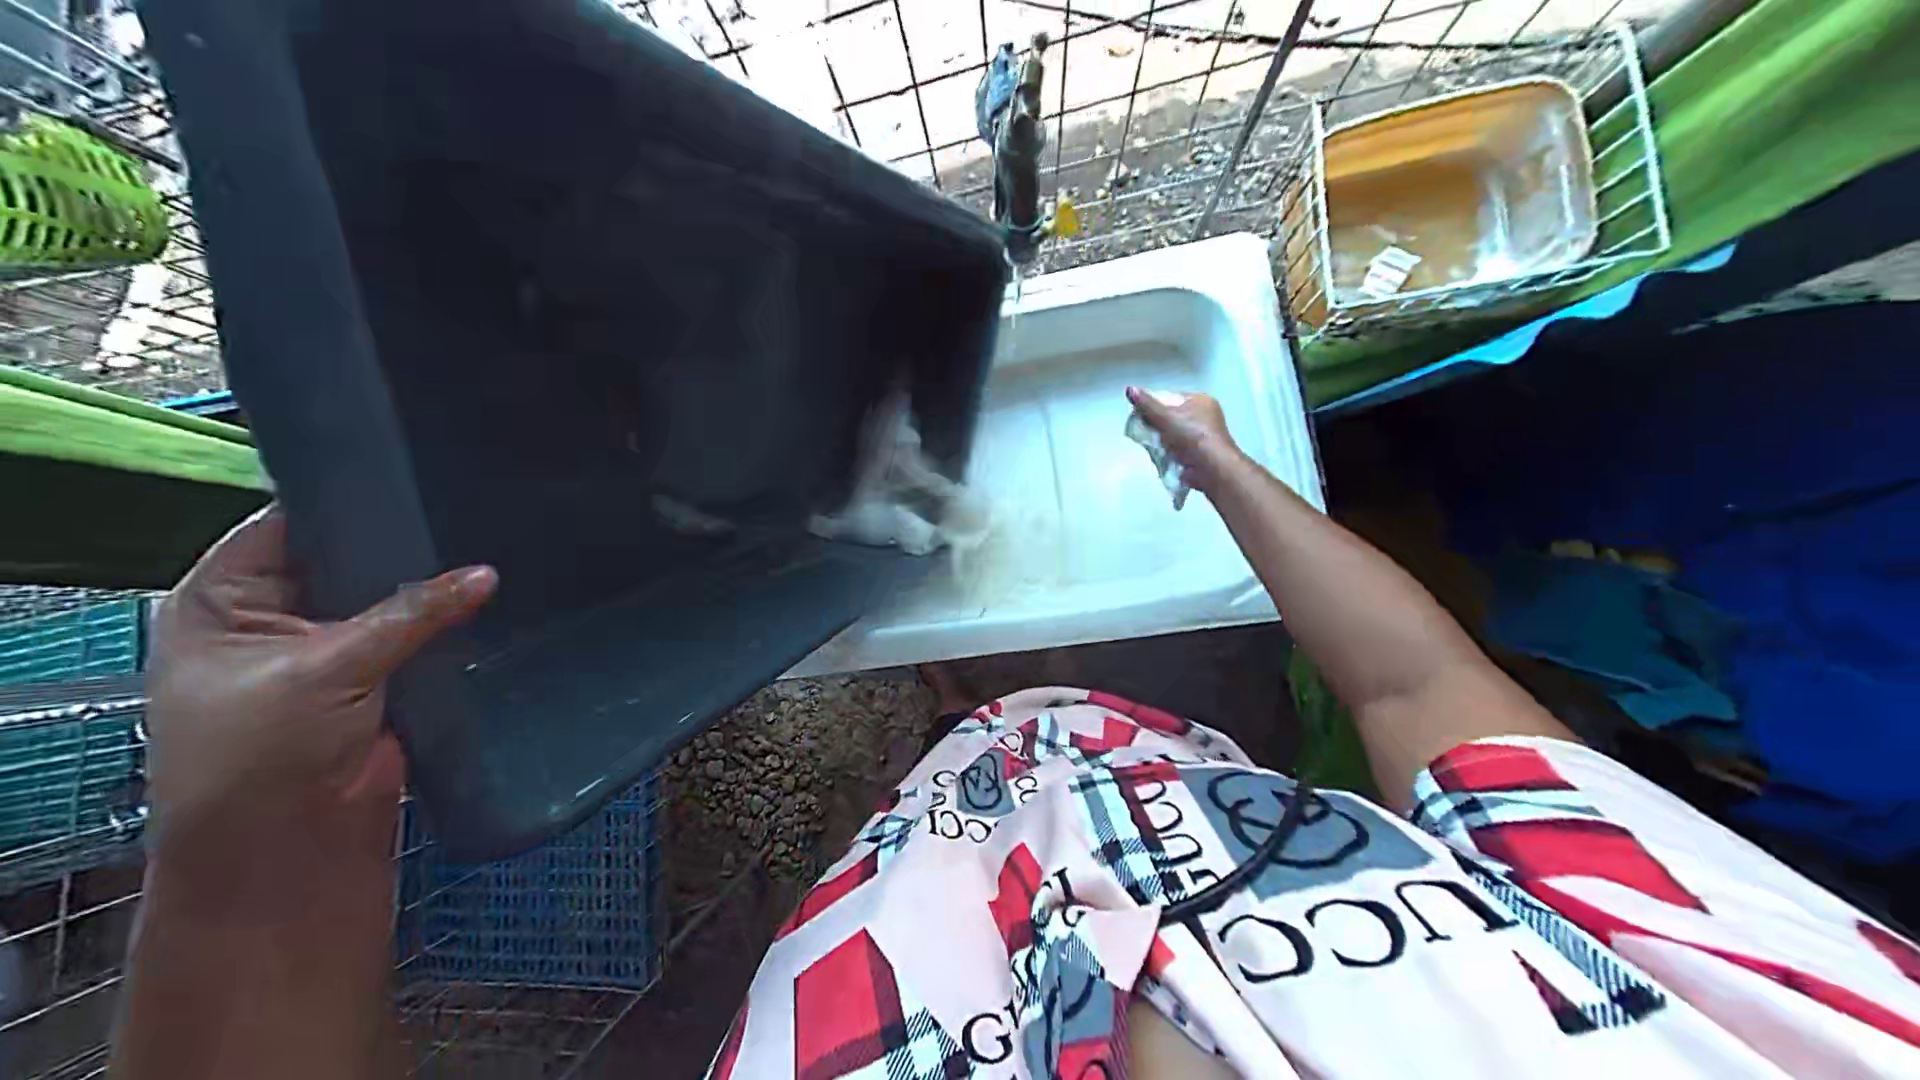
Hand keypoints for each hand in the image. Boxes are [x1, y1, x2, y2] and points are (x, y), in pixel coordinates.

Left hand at [144, 505, 495, 883]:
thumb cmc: (266, 752)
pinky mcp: (378, 672)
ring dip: (431, 582)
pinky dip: (445, 618)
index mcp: (226, 598)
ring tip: (493, 542)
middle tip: (472, 504)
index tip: (420, 474)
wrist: (289, 847)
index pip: (290, 524)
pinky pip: (416, 630)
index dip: (350, 499)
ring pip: (388, 595)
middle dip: (403, 541)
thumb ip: (412, 613)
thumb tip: (487, 573)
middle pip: (347, 557)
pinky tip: (488, 594)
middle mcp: (276, 613)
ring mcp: (332, 643)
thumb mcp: (328, 668)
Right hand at [1124, 387, 1247, 493]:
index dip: (1154, 404)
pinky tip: (1161, 455)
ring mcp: (1203, 435)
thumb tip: (1129, 389)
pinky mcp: (1200, 453)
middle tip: (1144, 430)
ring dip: (1161, 440)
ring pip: (1173, 433)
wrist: (1210, 468)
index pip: (1171, 397)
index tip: (1140, 414)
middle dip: (1156, 424)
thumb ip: (1146, 404)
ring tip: (1152, 444)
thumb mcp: (1165, 416)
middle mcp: (1205, 415)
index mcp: (1201, 400)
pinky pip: (1178, 447)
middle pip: (1171, 416)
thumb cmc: (1191, 436)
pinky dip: (1168, 451)